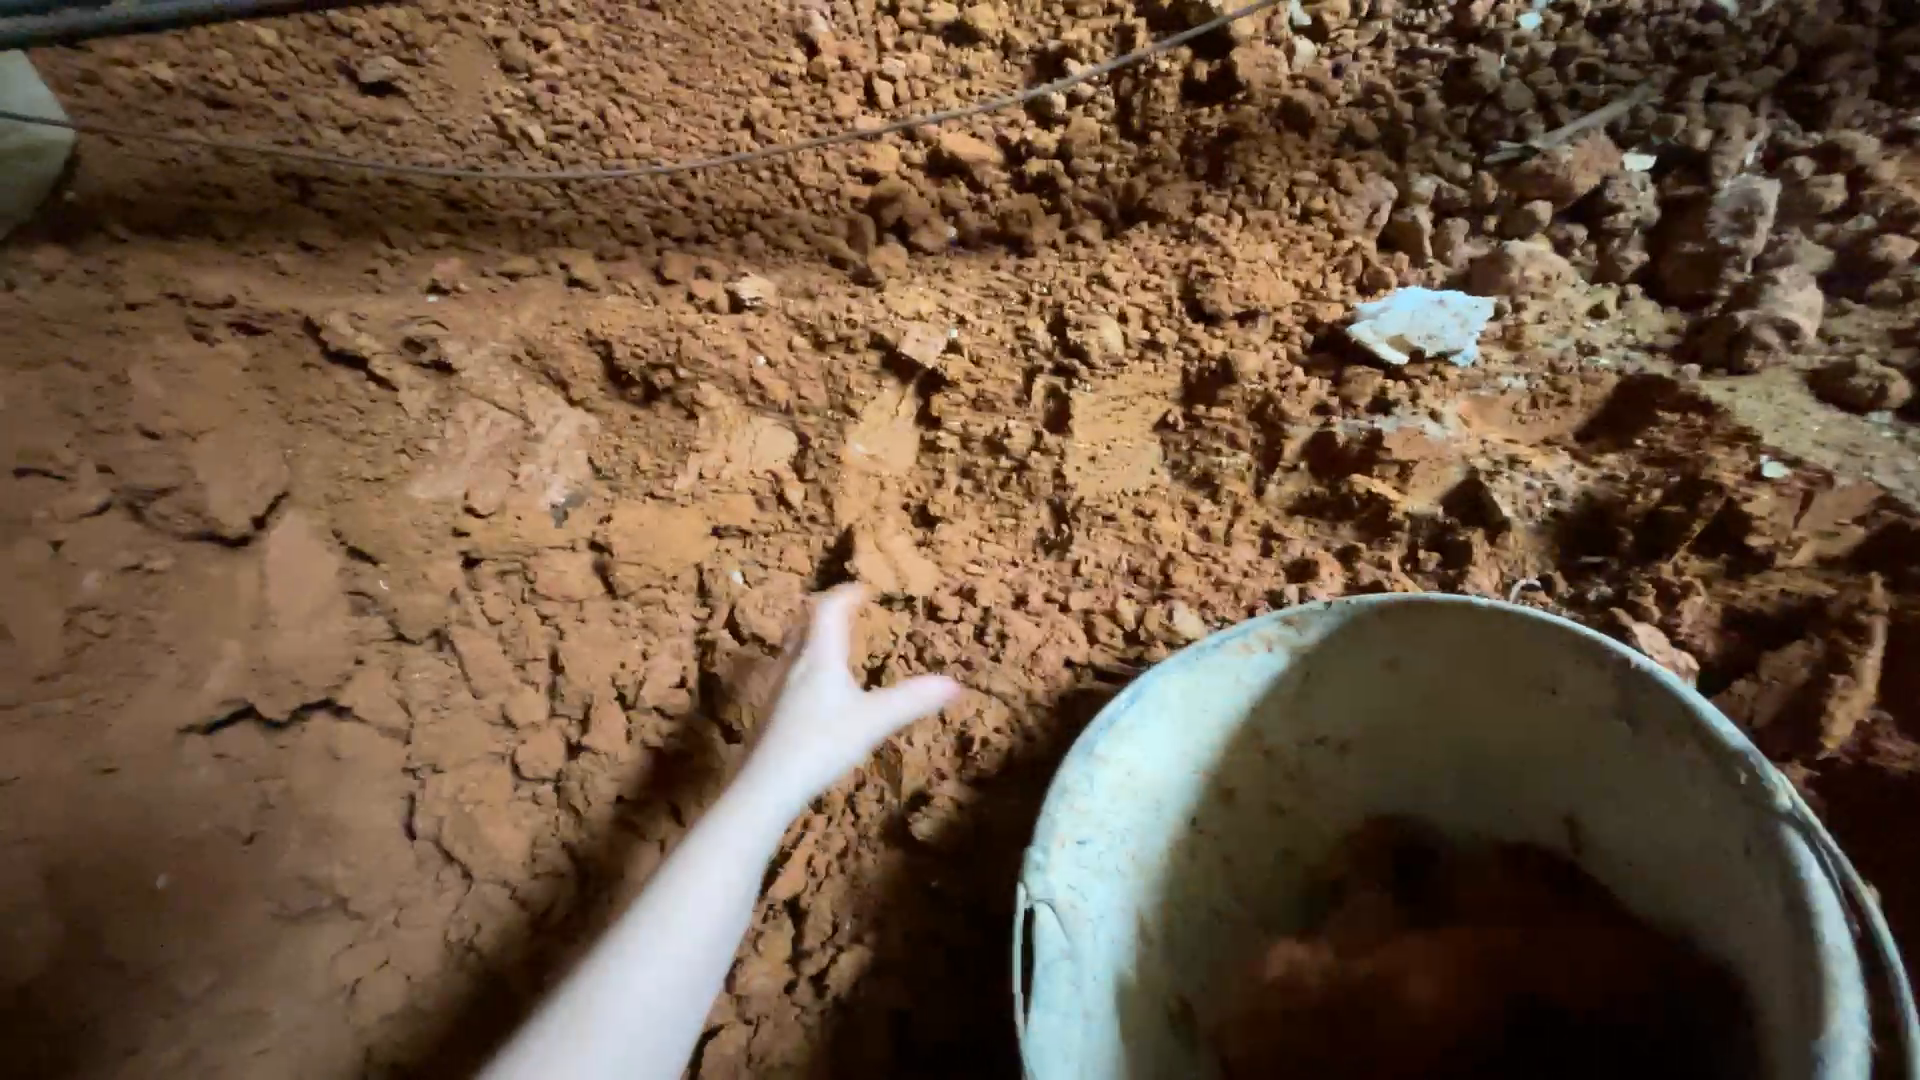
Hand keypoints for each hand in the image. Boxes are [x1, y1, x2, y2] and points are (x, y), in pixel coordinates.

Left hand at [740, 585, 960, 811]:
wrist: (766, 786)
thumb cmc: (821, 743)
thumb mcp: (873, 721)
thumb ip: (912, 700)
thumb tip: (955, 684)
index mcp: (819, 657)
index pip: (828, 609)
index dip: (847, 594)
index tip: (865, 588)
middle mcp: (795, 664)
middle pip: (806, 623)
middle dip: (827, 611)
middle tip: (848, 609)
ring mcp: (779, 689)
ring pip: (795, 648)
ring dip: (815, 636)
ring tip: (836, 641)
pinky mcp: (772, 712)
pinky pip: (791, 672)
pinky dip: (810, 663)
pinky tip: (820, 688)